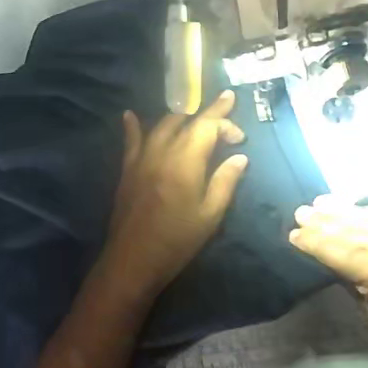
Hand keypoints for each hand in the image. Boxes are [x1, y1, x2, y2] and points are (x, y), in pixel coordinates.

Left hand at [98, 90, 248, 298]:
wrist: (133, 260)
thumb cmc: (177, 241)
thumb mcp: (210, 215)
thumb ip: (225, 182)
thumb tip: (240, 157)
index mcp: (185, 161)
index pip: (207, 126)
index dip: (225, 124)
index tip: (240, 137)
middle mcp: (161, 152)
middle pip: (185, 121)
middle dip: (206, 113)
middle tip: (224, 108)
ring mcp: (141, 159)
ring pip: (160, 126)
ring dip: (179, 117)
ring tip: (193, 113)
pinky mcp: (127, 171)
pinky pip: (131, 142)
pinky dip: (133, 127)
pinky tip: (129, 114)